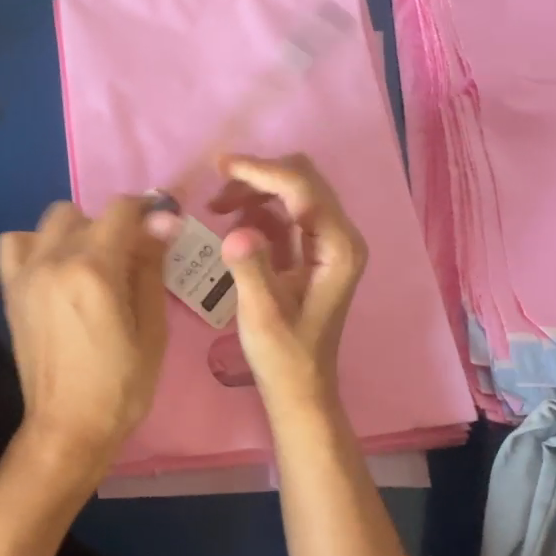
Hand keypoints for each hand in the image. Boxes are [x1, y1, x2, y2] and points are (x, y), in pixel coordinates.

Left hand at [0, 196, 170, 470]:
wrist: (67, 428)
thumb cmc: (120, 387)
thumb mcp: (151, 330)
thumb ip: (151, 267)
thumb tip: (163, 218)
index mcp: (94, 270)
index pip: (121, 210)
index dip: (147, 208)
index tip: (163, 225)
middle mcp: (54, 260)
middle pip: (85, 213)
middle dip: (112, 226)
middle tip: (130, 261)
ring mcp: (26, 274)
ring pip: (51, 222)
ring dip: (76, 232)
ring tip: (91, 266)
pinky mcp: (10, 291)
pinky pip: (15, 244)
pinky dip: (36, 245)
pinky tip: (54, 270)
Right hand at [207, 154, 367, 415]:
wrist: (299, 389)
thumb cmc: (283, 356)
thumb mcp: (261, 314)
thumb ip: (250, 269)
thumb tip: (236, 230)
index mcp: (337, 247)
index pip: (301, 187)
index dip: (260, 170)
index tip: (219, 166)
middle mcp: (339, 237)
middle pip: (302, 179)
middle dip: (257, 177)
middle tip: (215, 192)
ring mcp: (327, 244)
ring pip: (293, 192)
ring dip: (254, 192)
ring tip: (217, 210)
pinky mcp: (312, 253)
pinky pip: (286, 214)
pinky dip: (258, 211)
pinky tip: (233, 230)